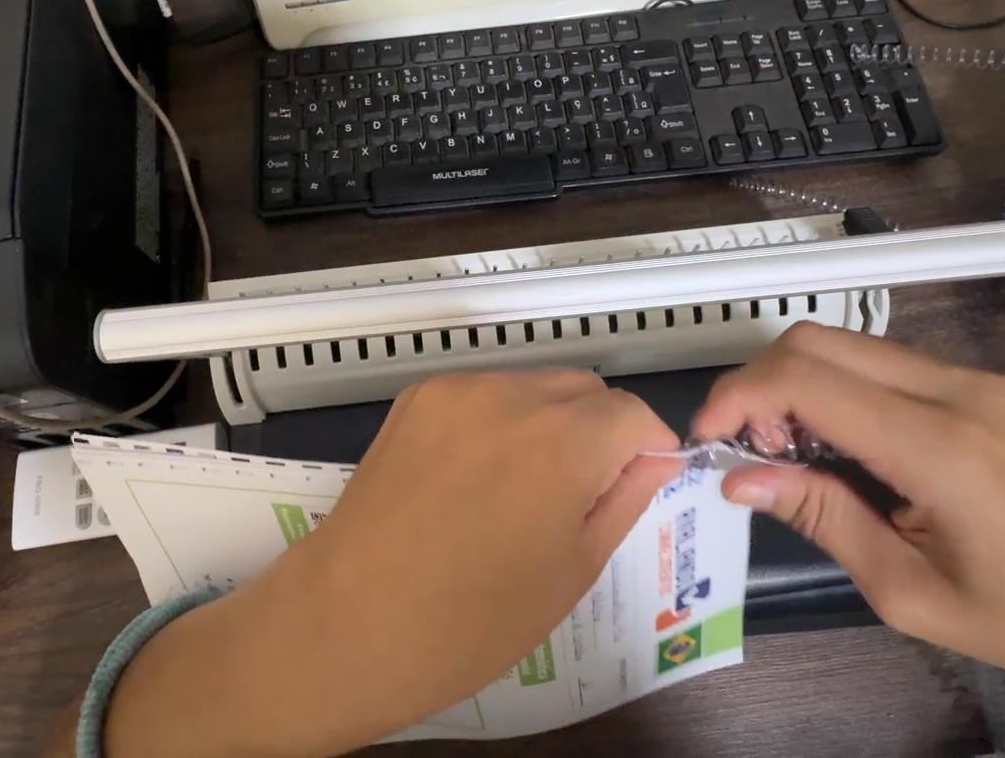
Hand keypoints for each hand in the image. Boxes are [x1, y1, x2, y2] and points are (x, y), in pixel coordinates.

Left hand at [101, 369, 681, 757]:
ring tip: (524, 486)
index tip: (637, 481)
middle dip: (600, 429)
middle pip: (583, 389)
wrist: (350, 618)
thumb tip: (653, 459)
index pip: (633, 413)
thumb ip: (624, 499)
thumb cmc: (471, 619)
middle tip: (582, 491)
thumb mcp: (572, 570)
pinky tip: (478, 474)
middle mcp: (509, 396)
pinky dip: (500, 419)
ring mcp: (456, 390)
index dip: (646, 448)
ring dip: (550, 420)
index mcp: (560, 442)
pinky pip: (483, 392)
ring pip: (533, 384)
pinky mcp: (417, 397)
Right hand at [696, 322, 1004, 755]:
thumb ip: (821, 519)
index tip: (707, 441)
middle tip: (749, 448)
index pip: (803, 379)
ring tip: (791, 451)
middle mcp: (954, 390)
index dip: (734, 398)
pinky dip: (832, 386)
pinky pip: (878, 362)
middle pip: (813, 341)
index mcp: (940, 447)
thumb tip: (740, 478)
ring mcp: (972, 379)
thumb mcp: (916, 596)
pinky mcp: (980, 385)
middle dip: (755, 383)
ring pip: (843, 344)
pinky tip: (840, 443)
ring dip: (792, 382)